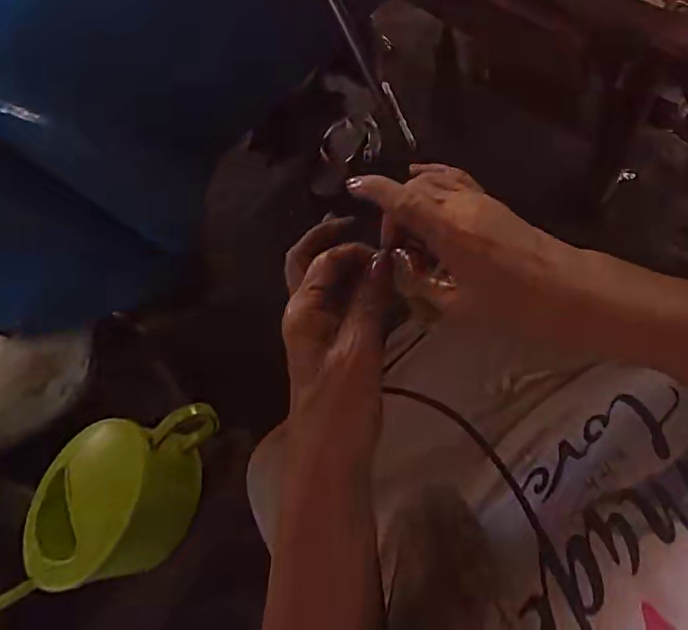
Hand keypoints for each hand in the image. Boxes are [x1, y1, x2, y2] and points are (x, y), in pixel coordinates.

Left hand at [280, 218, 393, 476]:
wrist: (329, 463)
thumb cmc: (340, 405)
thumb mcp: (359, 349)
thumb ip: (370, 301)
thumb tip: (384, 257)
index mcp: (302, 310)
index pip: (322, 261)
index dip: (351, 249)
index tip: (385, 249)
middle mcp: (304, 313)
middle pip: (309, 263)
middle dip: (330, 240)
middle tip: (359, 225)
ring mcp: (317, 331)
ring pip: (327, 284)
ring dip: (347, 265)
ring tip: (379, 254)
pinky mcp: (334, 347)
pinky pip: (343, 306)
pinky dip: (359, 291)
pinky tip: (385, 290)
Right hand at [347, 164, 582, 330]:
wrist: (572, 292)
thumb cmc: (515, 306)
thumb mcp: (458, 306)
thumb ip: (421, 283)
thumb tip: (401, 265)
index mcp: (447, 227)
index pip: (401, 198)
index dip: (373, 189)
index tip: (353, 187)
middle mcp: (459, 203)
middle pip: (414, 189)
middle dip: (394, 209)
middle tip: (397, 246)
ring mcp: (478, 199)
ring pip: (433, 181)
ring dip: (413, 197)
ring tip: (411, 229)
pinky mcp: (491, 202)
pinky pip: (453, 179)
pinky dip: (434, 179)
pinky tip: (426, 183)